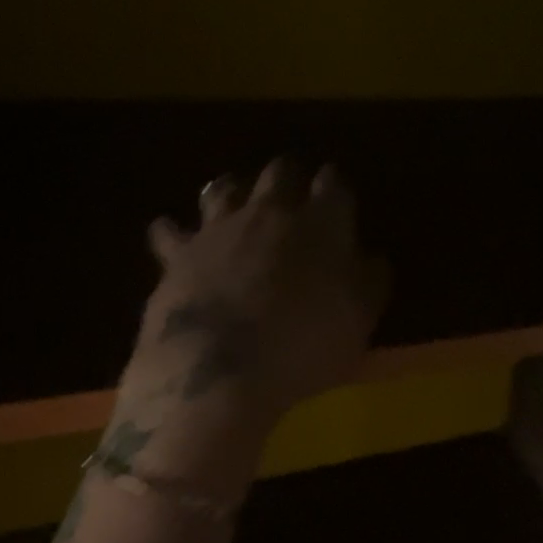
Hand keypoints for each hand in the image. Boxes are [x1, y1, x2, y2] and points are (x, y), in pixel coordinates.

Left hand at [109, 158, 389, 472]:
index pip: (334, 187)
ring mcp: (218, 229)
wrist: (224, 369)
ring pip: (224, 189)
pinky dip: (175, 234)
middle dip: (289, 180)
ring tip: (238, 204)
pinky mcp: (177, 254)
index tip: (340, 201)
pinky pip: (171, 231)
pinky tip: (175, 239)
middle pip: (279, 173)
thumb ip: (368, 283)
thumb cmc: (306, 347)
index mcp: (321, 225)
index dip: (337, 191)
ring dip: (234, 193)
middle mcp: (269, 212)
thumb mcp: (358, 323)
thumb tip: (372, 260)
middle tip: (294, 196)